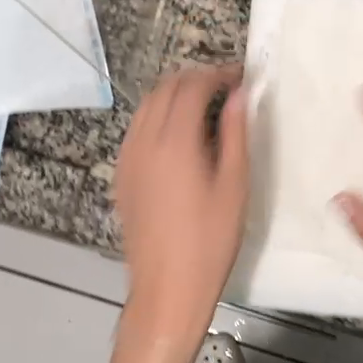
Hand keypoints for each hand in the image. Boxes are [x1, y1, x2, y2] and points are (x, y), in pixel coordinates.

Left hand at [113, 63, 249, 338]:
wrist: (166, 289)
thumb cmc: (209, 242)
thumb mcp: (235, 186)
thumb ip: (235, 133)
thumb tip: (238, 94)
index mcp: (175, 140)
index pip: (192, 85)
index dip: (217, 74)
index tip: (240, 77)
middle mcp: (145, 140)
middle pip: (165, 88)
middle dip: (195, 79)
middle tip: (225, 87)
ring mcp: (128, 156)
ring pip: (147, 105)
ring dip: (173, 94)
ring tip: (203, 104)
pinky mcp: (122, 173)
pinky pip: (136, 128)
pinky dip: (156, 115)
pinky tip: (177, 133)